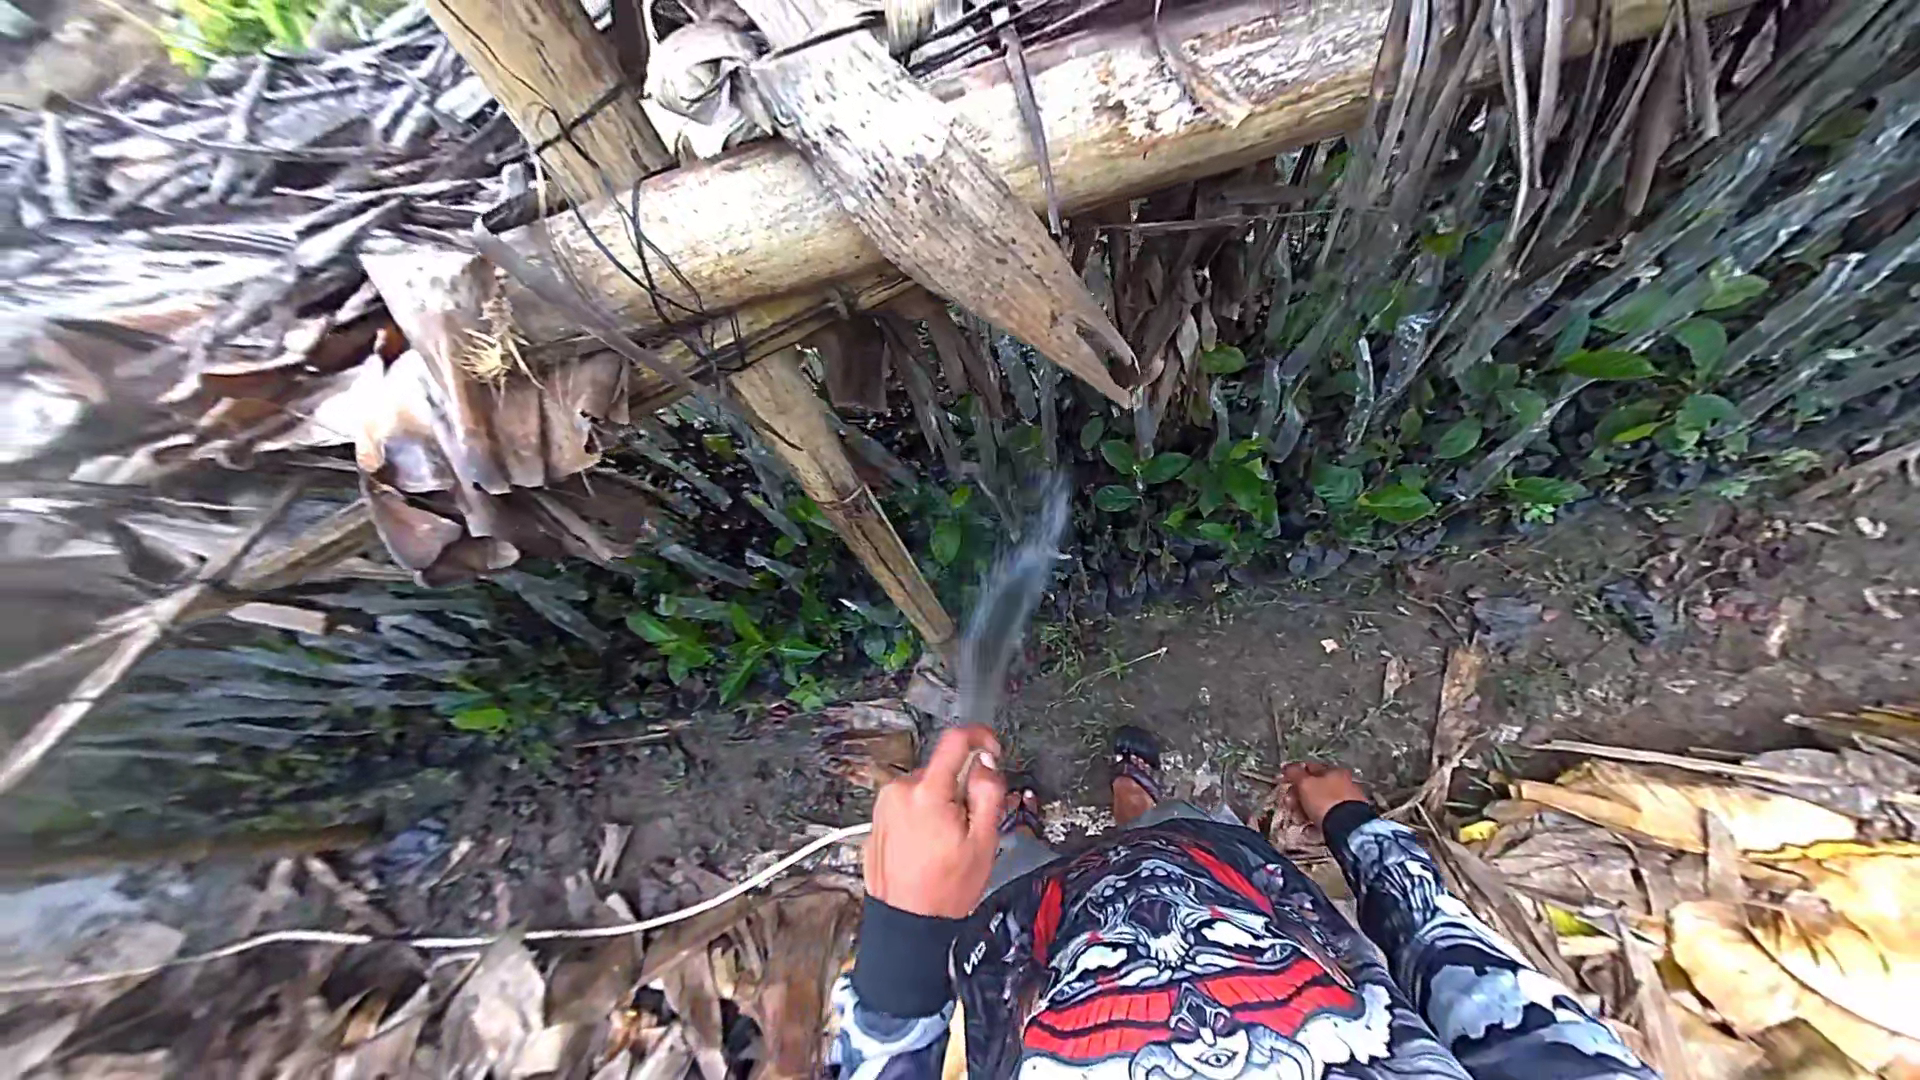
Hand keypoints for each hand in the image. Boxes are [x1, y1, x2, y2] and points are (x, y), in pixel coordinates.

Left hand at [865, 726, 1005, 917]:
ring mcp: (886, 802)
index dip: (980, 736)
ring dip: (941, 800)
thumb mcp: (983, 842)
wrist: (905, 925)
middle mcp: (901, 789)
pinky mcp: (878, 815)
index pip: (955, 740)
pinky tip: (927, 842)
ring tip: (945, 838)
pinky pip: (910, 799)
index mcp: (928, 792)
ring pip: (927, 784)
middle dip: (960, 786)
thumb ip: (988, 792)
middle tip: (968, 821)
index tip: (991, 748)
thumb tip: (986, 762)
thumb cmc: (945, 890)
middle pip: (942, 768)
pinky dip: (923, 811)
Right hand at [1282, 762, 1367, 828]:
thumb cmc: (1325, 801)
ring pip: (1319, 804)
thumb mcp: (1305, 783)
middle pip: (1314, 787)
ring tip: (1298, 819)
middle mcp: (1344, 785)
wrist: (1349, 829)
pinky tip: (1309, 829)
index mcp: (1334, 771)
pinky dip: (1317, 823)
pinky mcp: (1348, 821)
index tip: (1284, 781)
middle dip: (1298, 796)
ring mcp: (1347, 804)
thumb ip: (1294, 773)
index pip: (1310, 767)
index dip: (1295, 774)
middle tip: (1289, 803)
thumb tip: (1287, 767)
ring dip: (1305, 811)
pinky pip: (1327, 818)